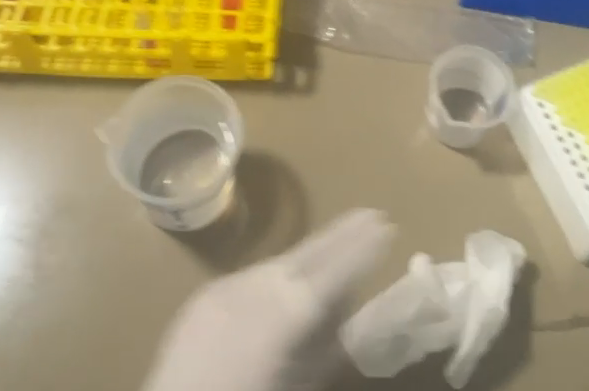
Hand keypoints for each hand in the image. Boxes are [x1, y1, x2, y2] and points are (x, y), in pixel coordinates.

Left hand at [142, 209, 396, 390]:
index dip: (360, 249)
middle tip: (373, 214)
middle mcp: (253, 292)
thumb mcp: (299, 382)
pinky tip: (288, 280)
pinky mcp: (201, 298)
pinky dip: (276, 274)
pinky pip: (250, 277)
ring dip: (309, 254)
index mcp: (281, 319)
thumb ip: (325, 347)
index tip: (386, 224)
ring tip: (341, 243)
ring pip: (278, 263)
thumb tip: (347, 311)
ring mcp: (223, 291)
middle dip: (341, 236)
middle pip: (305, 257)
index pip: (331, 274)